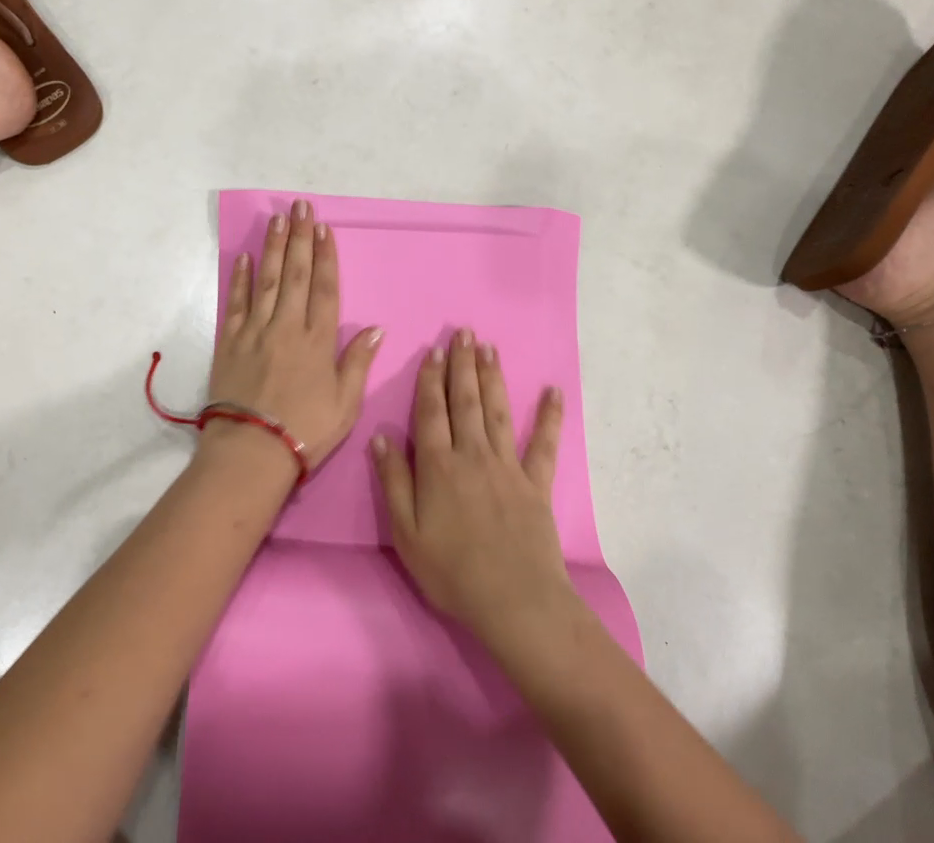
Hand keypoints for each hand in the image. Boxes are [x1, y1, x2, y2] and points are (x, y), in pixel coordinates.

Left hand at [211, 199, 382, 477]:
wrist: (252, 450)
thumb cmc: (306, 431)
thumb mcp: (346, 404)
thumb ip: (358, 362)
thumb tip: (376, 329)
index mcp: (318, 340)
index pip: (324, 288)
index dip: (325, 256)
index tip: (324, 228)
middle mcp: (287, 327)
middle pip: (294, 274)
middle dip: (299, 238)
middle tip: (300, 206)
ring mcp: (255, 331)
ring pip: (265, 280)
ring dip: (271, 247)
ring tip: (277, 219)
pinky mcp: (229, 342)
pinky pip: (236, 302)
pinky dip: (240, 279)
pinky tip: (244, 258)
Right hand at [373, 330, 574, 640]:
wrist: (515, 601)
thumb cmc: (451, 571)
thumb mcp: (405, 532)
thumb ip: (394, 481)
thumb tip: (381, 437)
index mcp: (437, 466)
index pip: (431, 412)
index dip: (430, 379)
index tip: (433, 350)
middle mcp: (473, 455)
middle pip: (466, 402)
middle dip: (462, 365)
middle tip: (463, 332)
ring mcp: (509, 467)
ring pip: (499, 412)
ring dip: (493, 378)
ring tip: (489, 348)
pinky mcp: (537, 484)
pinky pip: (545, 444)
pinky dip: (550, 417)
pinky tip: (552, 392)